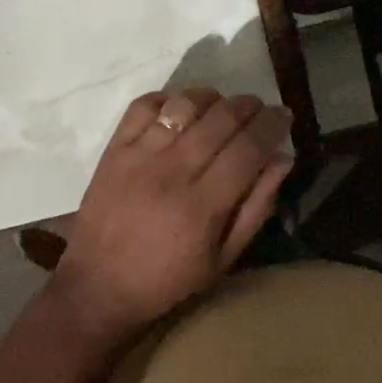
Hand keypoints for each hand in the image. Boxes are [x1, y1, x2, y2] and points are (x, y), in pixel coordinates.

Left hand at [51, 87, 293, 336]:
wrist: (98, 285)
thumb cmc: (167, 279)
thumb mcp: (223, 259)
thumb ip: (256, 207)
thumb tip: (282, 158)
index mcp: (203, 207)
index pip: (248, 148)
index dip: (272, 125)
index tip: (283, 115)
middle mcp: (173, 172)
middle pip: (221, 119)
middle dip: (249, 106)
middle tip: (259, 108)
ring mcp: (140, 155)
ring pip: (185, 105)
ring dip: (211, 97)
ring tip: (221, 106)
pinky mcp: (114, 148)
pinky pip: (144, 105)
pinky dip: (168, 98)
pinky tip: (180, 109)